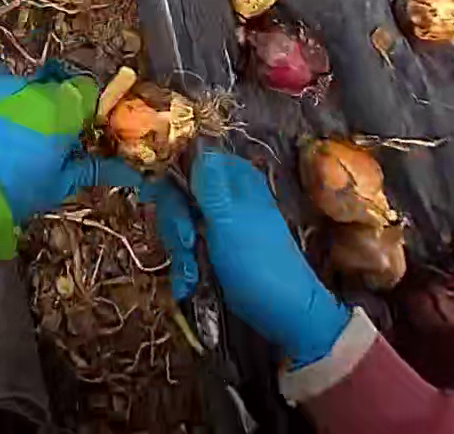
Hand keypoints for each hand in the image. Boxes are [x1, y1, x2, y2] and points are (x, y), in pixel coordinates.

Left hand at [0, 59, 199, 298]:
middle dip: (60, 108)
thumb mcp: (58, 183)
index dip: (89, 111)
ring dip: (33, 105)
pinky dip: (8, 104)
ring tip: (20, 137)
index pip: (90, 92)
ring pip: (33, 88)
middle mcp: (39, 86)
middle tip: (51, 140)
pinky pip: (7, 90)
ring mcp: (9, 83)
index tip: (83, 132)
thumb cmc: (15, 187)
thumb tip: (129, 171)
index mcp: (64, 107)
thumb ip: (92, 168)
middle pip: (61, 88)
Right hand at [190, 147, 349, 364]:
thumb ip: (207, 180)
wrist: (285, 315)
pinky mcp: (215, 243)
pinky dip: (185, 262)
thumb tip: (195, 138)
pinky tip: (190, 282)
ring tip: (190, 274)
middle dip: (176, 220)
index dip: (171, 176)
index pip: (189, 156)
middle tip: (186, 243)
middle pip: (179, 189)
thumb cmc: (258, 263)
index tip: (168, 202)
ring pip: (180, 217)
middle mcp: (225, 190)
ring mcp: (220, 217)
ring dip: (179, 248)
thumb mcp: (228, 219)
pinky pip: (187, 242)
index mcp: (233, 175)